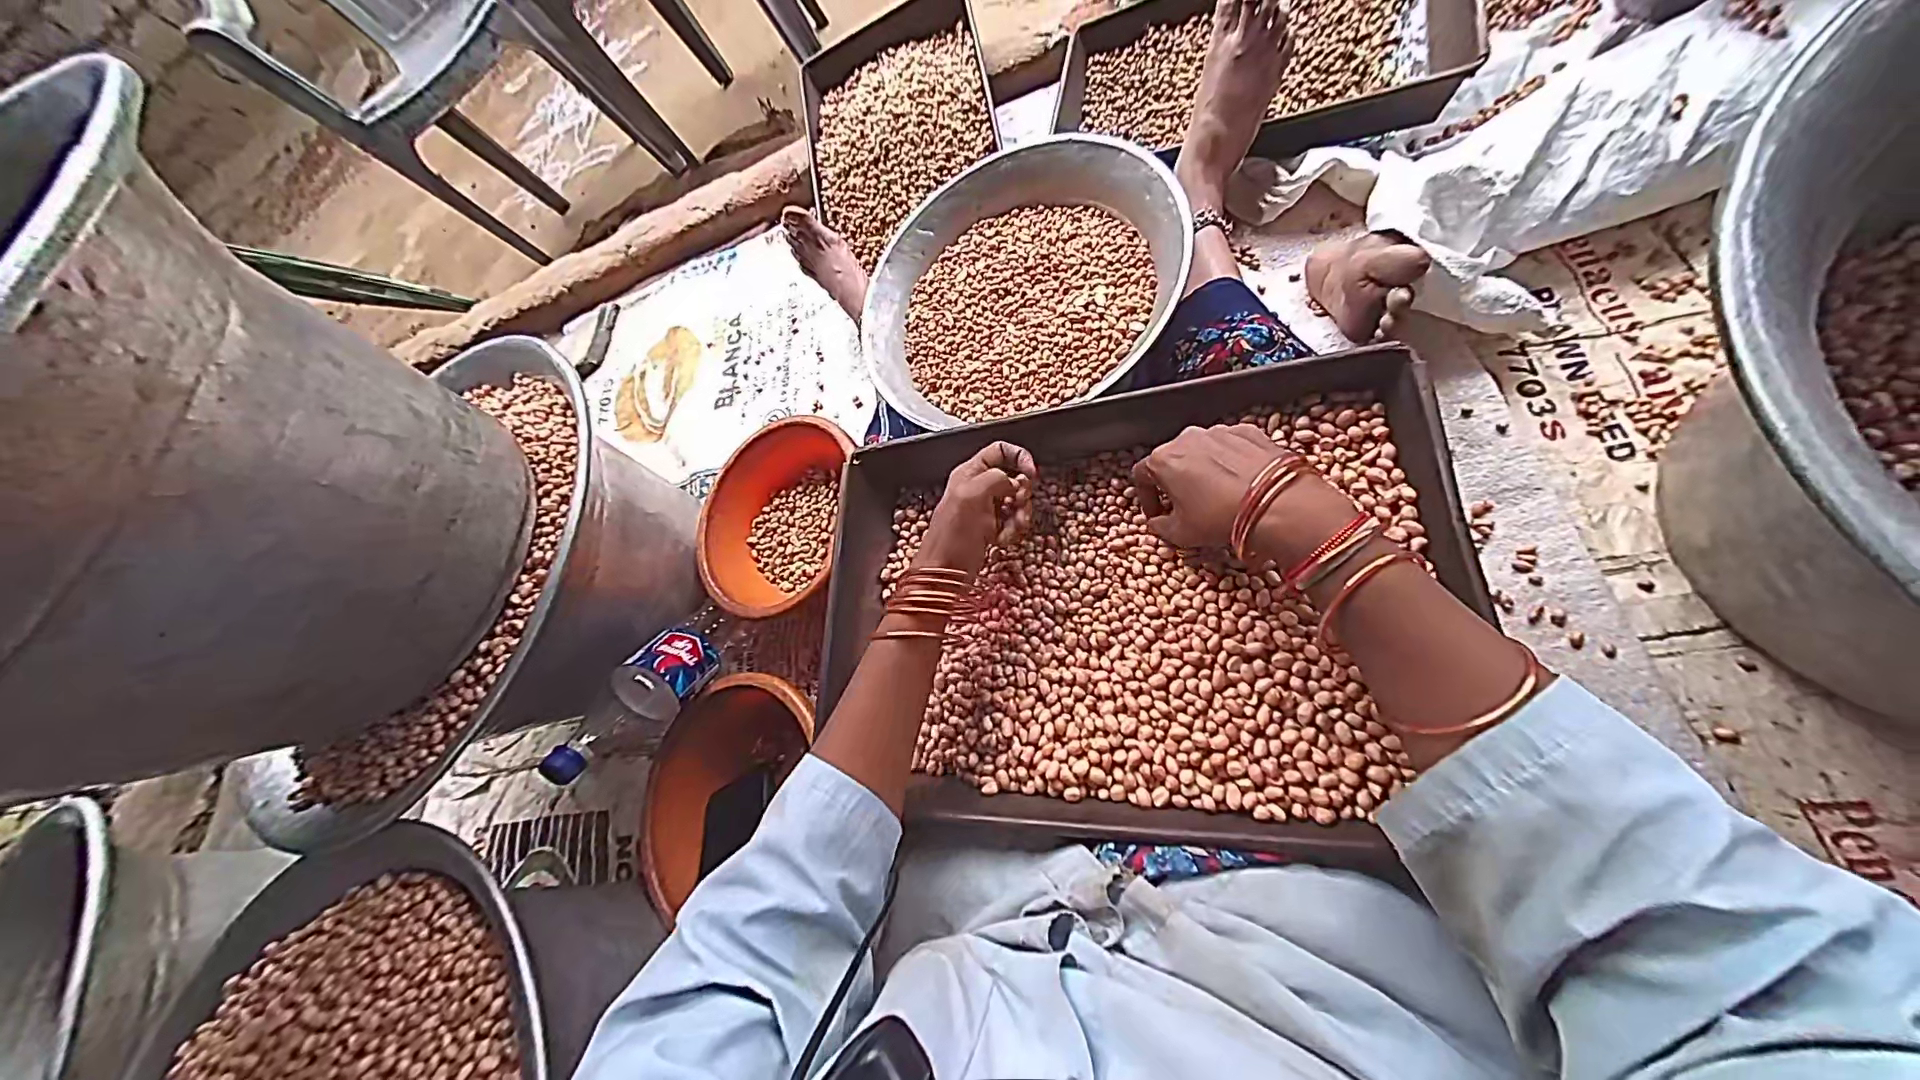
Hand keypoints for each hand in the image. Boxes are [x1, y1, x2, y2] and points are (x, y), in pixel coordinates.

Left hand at [914, 441, 1037, 574]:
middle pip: (1015, 478)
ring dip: (1020, 516)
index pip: (1000, 450)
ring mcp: (986, 509)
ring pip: (1018, 502)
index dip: (1019, 457)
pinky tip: (1002, 540)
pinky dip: (1013, 531)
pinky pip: (1013, 522)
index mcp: (970, 472)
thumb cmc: (951, 536)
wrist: (944, 573)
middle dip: (1023, 494)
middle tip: (1017, 505)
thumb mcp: (972, 496)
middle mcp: (979, 487)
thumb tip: (1015, 481)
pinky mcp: (991, 529)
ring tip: (1010, 529)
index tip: (1031, 474)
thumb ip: (996, 478)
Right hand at [1132, 424, 1356, 562]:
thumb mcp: (1181, 533)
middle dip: (1175, 483)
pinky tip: (1240, 484)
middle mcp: (1187, 439)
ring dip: (1203, 471)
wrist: (1278, 504)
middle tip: (1186, 506)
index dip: (1146, 498)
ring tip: (1217, 497)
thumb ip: (1160, 526)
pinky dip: (1231, 462)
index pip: (1141, 476)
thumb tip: (1159, 523)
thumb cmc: (1223, 517)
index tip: (1157, 513)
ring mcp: (1220, 432)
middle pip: (1172, 460)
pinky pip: (1231, 447)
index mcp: (1162, 460)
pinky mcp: (1249, 432)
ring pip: (1202, 451)